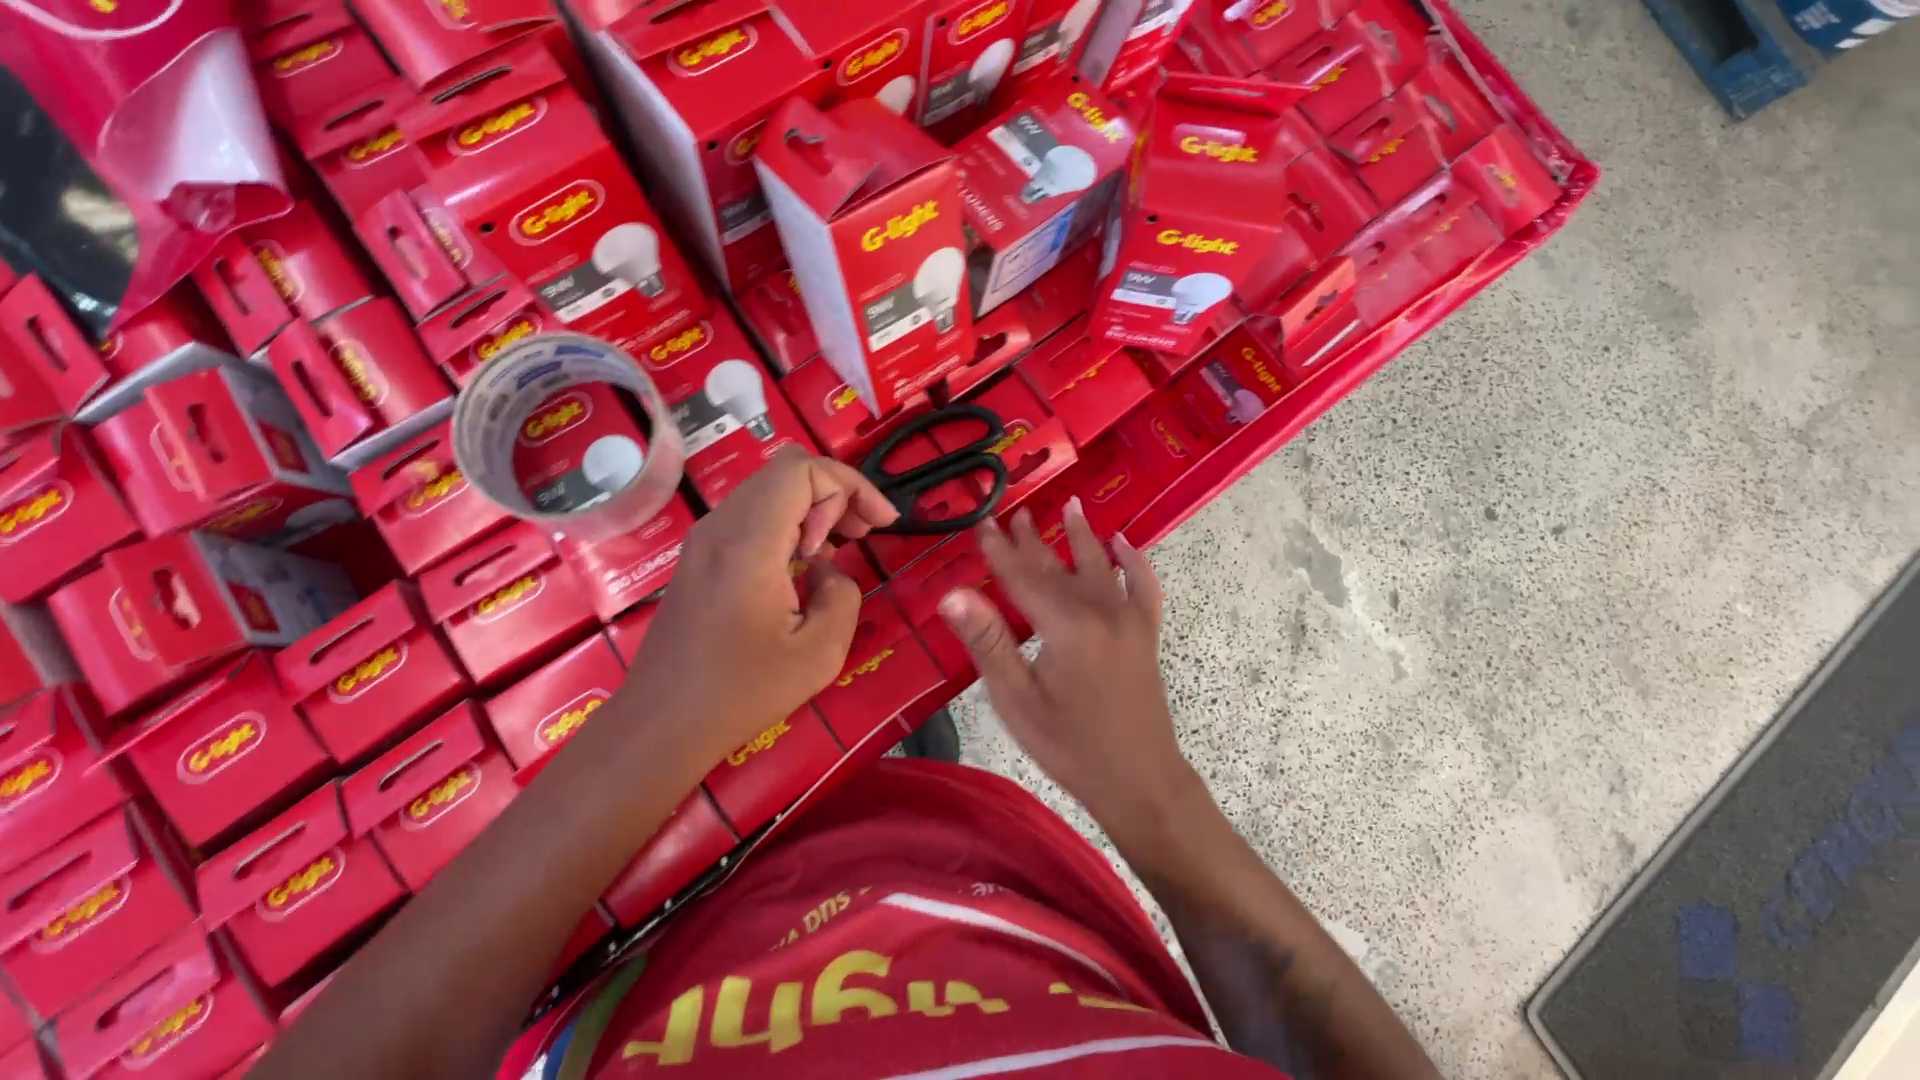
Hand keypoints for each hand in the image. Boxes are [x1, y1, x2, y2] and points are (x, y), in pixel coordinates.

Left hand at [625, 449, 898, 761]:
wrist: (662, 723)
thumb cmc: (741, 693)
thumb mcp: (819, 653)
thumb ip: (843, 596)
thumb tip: (829, 572)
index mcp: (748, 542)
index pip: (801, 469)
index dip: (849, 486)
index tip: (875, 528)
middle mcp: (720, 527)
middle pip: (785, 472)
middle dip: (836, 493)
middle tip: (865, 535)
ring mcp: (703, 541)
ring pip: (767, 491)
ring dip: (812, 508)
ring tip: (841, 549)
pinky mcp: (698, 559)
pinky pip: (750, 517)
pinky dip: (786, 525)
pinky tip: (804, 566)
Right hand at [939, 500, 1198, 831]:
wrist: (1140, 780)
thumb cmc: (1070, 746)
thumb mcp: (1017, 700)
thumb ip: (988, 642)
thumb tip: (953, 594)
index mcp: (1066, 626)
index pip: (1023, 576)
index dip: (999, 550)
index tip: (981, 523)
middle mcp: (1101, 611)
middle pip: (1059, 567)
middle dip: (1033, 540)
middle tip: (1014, 513)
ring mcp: (1130, 620)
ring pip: (1101, 566)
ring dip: (1082, 537)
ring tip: (1071, 506)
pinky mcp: (1146, 635)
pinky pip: (1144, 587)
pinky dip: (1135, 562)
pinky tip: (1125, 545)